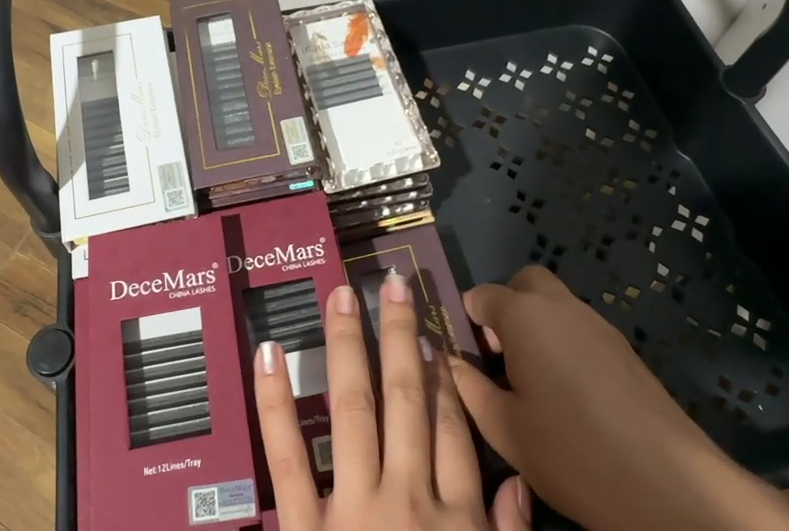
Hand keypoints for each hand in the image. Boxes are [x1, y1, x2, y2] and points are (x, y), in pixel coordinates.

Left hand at [253, 272, 529, 530]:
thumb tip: (518, 484)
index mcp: (455, 518)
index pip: (452, 429)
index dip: (443, 377)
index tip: (433, 337)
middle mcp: (406, 499)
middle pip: (407, 401)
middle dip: (400, 337)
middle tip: (391, 283)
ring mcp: (353, 508)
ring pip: (353, 409)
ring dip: (347, 347)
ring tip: (340, 295)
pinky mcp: (304, 530)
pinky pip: (288, 457)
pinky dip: (277, 403)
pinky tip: (270, 355)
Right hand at [449, 266, 788, 530]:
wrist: (669, 483)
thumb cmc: (573, 452)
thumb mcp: (505, 429)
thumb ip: (469, 388)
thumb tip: (450, 362)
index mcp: (525, 316)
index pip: (481, 295)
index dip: (466, 320)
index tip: (464, 357)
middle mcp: (562, 307)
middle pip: (524, 283)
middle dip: (505, 308)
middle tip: (498, 357)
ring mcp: (599, 325)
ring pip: (555, 306)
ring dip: (536, 327)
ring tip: (531, 384)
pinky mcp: (625, 350)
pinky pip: (580, 330)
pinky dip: (563, 346)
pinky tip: (567, 396)